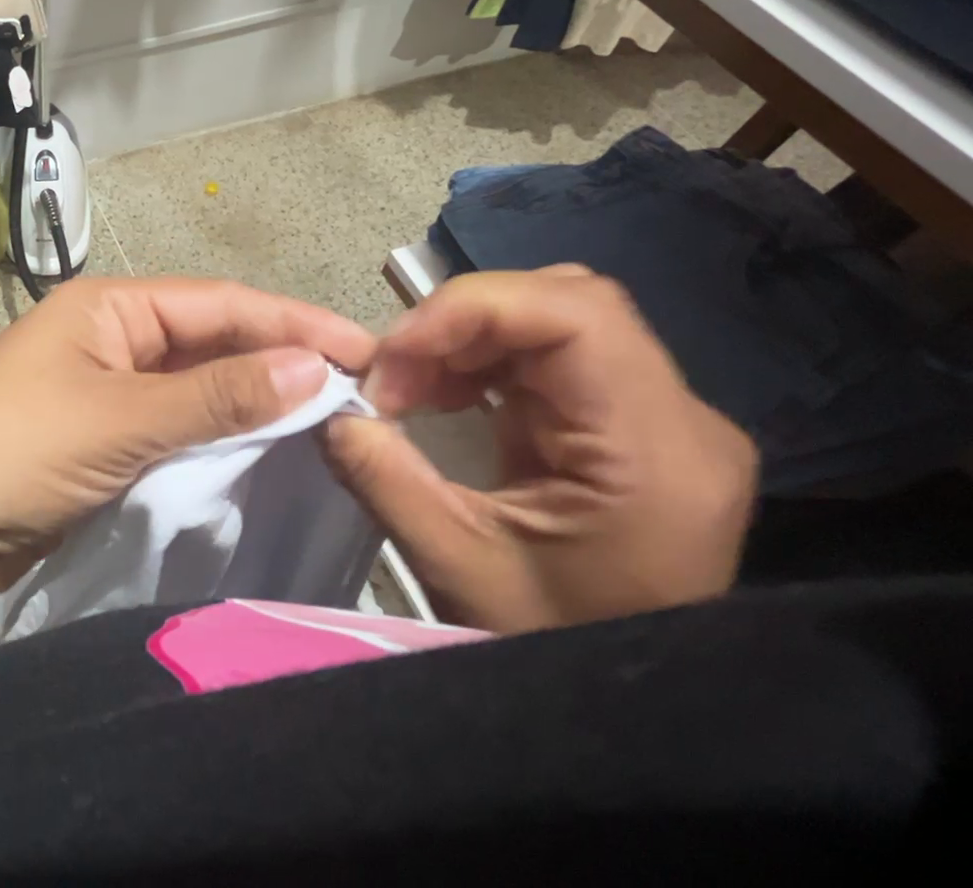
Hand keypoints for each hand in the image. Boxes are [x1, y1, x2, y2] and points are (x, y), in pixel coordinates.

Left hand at [0, 277, 374, 598]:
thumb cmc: (13, 452)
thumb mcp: (120, 418)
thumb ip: (217, 396)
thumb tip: (314, 368)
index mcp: (107, 307)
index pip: (220, 304)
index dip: (295, 324)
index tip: (369, 354)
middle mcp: (107, 340)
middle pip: (210, 343)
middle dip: (279, 365)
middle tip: (360, 397)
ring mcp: (101, 393)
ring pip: (193, 390)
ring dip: (250, 406)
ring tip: (327, 426)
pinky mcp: (97, 444)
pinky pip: (170, 432)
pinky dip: (212, 441)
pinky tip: (259, 457)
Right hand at [319, 267, 755, 633]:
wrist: (619, 702)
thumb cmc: (545, 646)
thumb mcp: (452, 563)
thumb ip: (383, 474)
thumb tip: (328, 409)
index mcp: (654, 451)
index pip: (575, 313)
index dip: (468, 309)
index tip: (388, 360)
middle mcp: (679, 418)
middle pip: (569, 305)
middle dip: (458, 324)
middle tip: (388, 378)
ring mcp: (661, 420)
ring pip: (559, 323)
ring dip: (464, 341)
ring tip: (404, 391)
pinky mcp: (630, 429)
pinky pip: (554, 362)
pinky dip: (482, 364)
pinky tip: (439, 399)